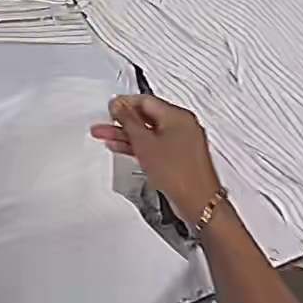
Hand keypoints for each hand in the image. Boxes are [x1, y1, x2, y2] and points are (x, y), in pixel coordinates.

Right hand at [90, 94, 223, 219]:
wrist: (196, 201)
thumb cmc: (179, 173)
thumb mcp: (144, 142)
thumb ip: (128, 121)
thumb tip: (119, 106)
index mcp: (178, 116)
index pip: (146, 101)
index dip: (125, 103)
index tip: (110, 108)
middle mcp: (183, 126)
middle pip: (147, 117)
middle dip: (123, 121)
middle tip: (105, 123)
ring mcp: (182, 142)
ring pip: (149, 132)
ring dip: (127, 134)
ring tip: (106, 135)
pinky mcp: (178, 157)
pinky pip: (155, 145)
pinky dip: (138, 145)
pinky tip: (123, 147)